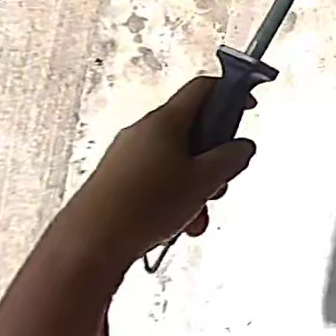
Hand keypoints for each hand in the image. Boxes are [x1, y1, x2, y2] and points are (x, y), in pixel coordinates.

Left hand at [48, 76, 256, 265]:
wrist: (89, 246)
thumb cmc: (143, 207)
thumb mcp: (205, 179)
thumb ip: (231, 158)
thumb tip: (241, 148)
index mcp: (165, 122)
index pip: (202, 89)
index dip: (230, 92)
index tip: (246, 105)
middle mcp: (143, 133)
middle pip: (193, 130)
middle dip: (215, 156)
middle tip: (223, 177)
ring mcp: (128, 157)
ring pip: (178, 160)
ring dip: (197, 184)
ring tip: (198, 212)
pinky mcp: (118, 182)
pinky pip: (159, 180)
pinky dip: (176, 198)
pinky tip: (179, 224)